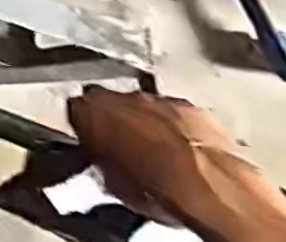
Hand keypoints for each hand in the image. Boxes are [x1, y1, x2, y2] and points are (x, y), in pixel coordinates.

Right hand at [68, 88, 285, 241]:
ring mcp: (155, 98)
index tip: (95, 145)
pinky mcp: (190, 107)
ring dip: (148, 122)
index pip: (75, 110)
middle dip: (117, 120)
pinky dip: (179, 128)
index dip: (86, 128)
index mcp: (88, 109)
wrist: (210, 190)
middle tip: (128, 149)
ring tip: (161, 155)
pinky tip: (187, 151)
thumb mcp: (113, 185)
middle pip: (109, 101)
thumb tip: (102, 164)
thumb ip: (100, 161)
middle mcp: (117, 94)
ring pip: (143, 105)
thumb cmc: (158, 190)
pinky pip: (177, 113)